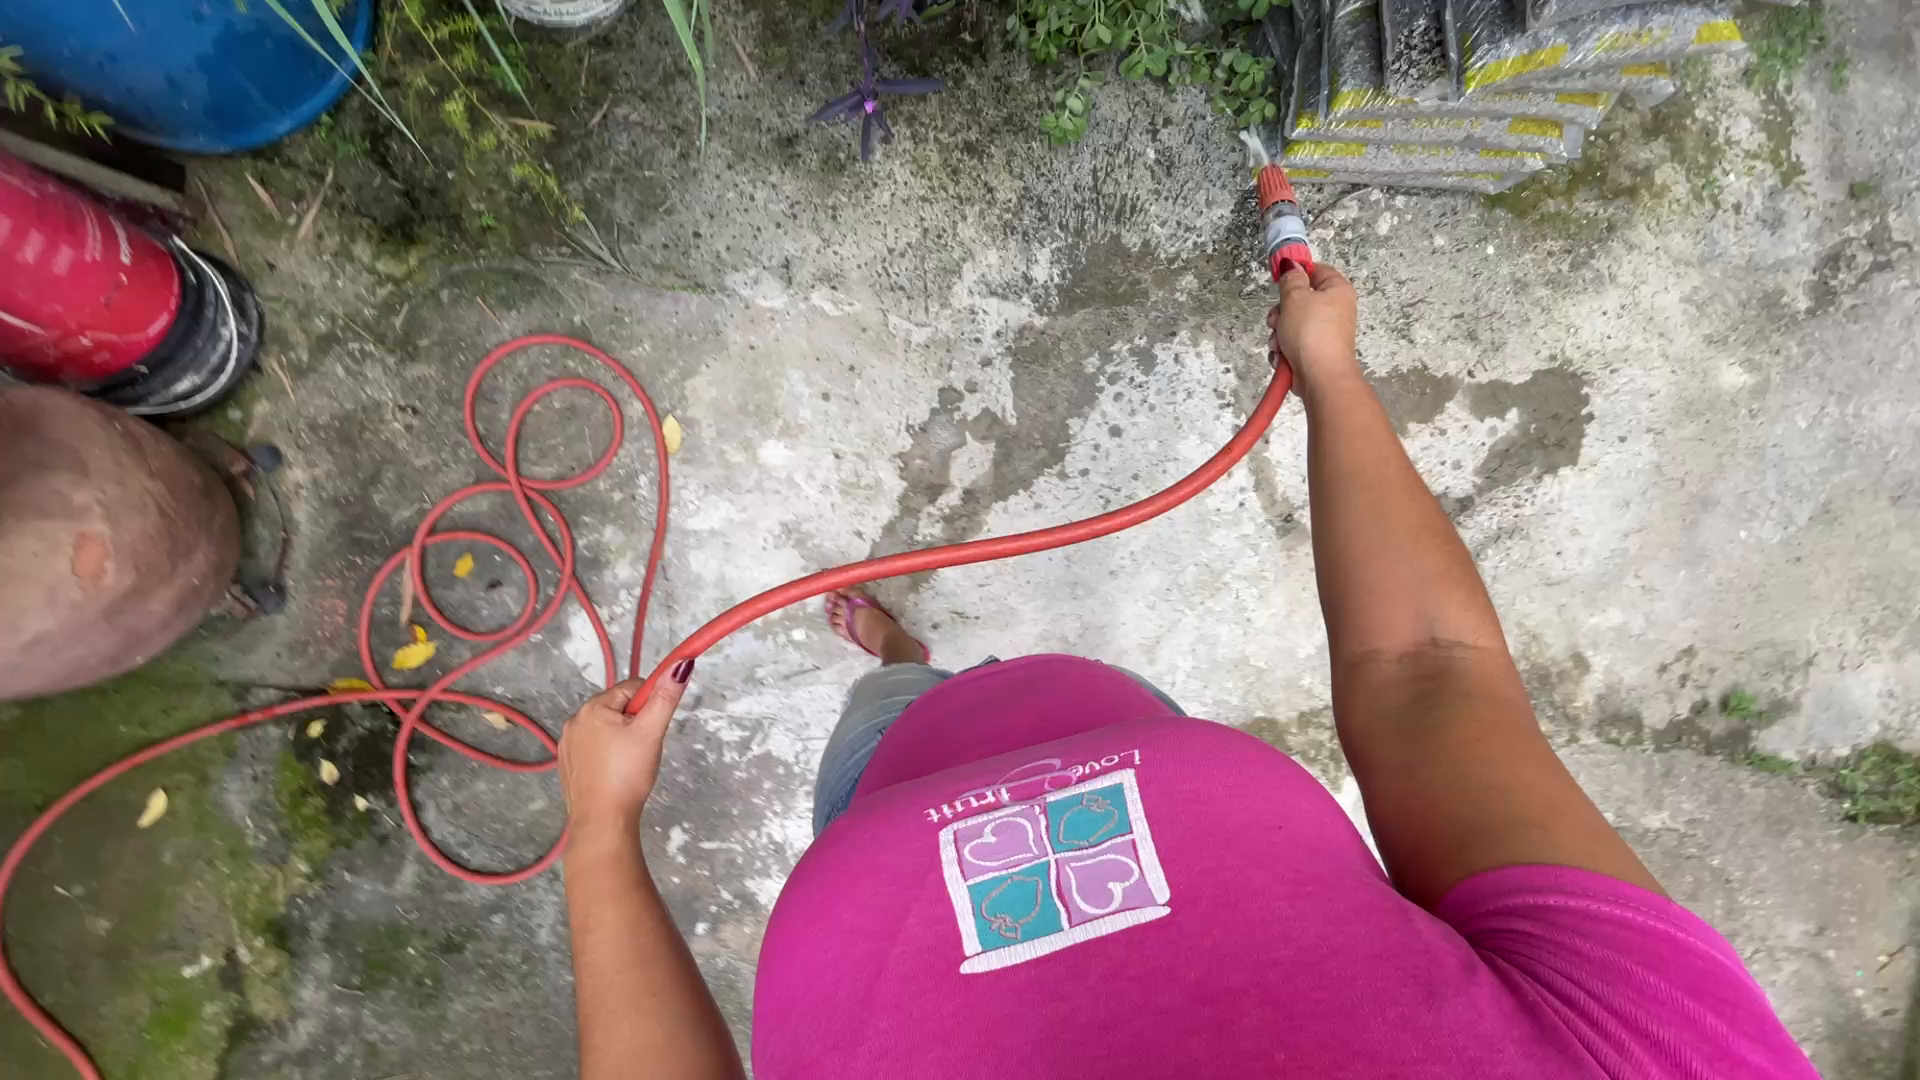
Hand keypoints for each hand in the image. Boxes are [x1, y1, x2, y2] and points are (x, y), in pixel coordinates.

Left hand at [558, 660, 692, 834]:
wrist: (602, 822)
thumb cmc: (628, 773)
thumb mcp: (652, 731)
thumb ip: (666, 696)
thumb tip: (680, 664)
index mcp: (593, 708)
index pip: (632, 689)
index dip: (650, 704)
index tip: (655, 728)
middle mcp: (574, 721)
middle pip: (619, 707)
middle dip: (636, 722)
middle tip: (645, 747)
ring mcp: (567, 744)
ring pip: (607, 728)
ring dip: (623, 737)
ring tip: (632, 762)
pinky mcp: (567, 765)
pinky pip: (594, 747)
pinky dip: (608, 754)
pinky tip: (616, 772)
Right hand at [1267, 260, 1358, 390]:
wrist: (1319, 374)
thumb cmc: (1310, 332)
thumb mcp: (1295, 298)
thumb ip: (1291, 279)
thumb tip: (1292, 266)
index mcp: (1337, 290)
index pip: (1317, 271)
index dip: (1297, 273)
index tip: (1280, 281)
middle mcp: (1334, 309)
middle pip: (1299, 301)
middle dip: (1280, 312)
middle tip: (1275, 320)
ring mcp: (1324, 332)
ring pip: (1291, 325)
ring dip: (1278, 334)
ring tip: (1279, 344)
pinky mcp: (1314, 352)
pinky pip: (1292, 344)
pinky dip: (1283, 350)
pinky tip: (1282, 357)